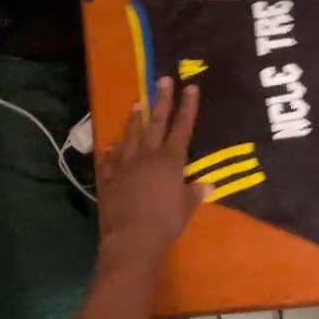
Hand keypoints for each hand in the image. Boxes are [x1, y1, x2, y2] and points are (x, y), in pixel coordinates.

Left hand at [96, 78, 207, 265]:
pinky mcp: (109, 177)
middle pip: (157, 122)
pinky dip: (112, 149)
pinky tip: (112, 143)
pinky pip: (110, 158)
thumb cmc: (166, 222)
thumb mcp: (186, 207)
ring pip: (131, 135)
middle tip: (163, 80)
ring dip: (135, 119)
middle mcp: (148, 155)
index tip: (190, 87)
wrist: (132, 238)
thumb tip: (209, 185)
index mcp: (171, 160)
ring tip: (138, 104)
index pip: (183, 126)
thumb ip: (195, 193)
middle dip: (162, 100)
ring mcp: (126, 164)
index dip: (188, 106)